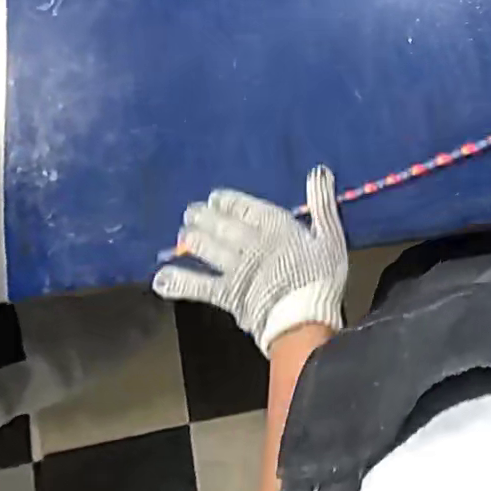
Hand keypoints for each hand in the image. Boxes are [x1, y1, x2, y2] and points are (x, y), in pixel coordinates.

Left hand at [152, 166, 348, 353]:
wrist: (304, 320)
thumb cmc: (322, 278)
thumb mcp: (329, 236)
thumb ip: (321, 203)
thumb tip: (318, 170)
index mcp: (274, 226)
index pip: (245, 207)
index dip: (228, 202)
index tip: (216, 198)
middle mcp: (249, 242)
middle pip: (222, 225)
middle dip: (205, 217)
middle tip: (191, 211)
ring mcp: (235, 268)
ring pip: (208, 248)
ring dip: (194, 240)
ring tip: (182, 233)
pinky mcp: (227, 294)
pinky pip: (198, 286)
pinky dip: (179, 281)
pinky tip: (161, 279)